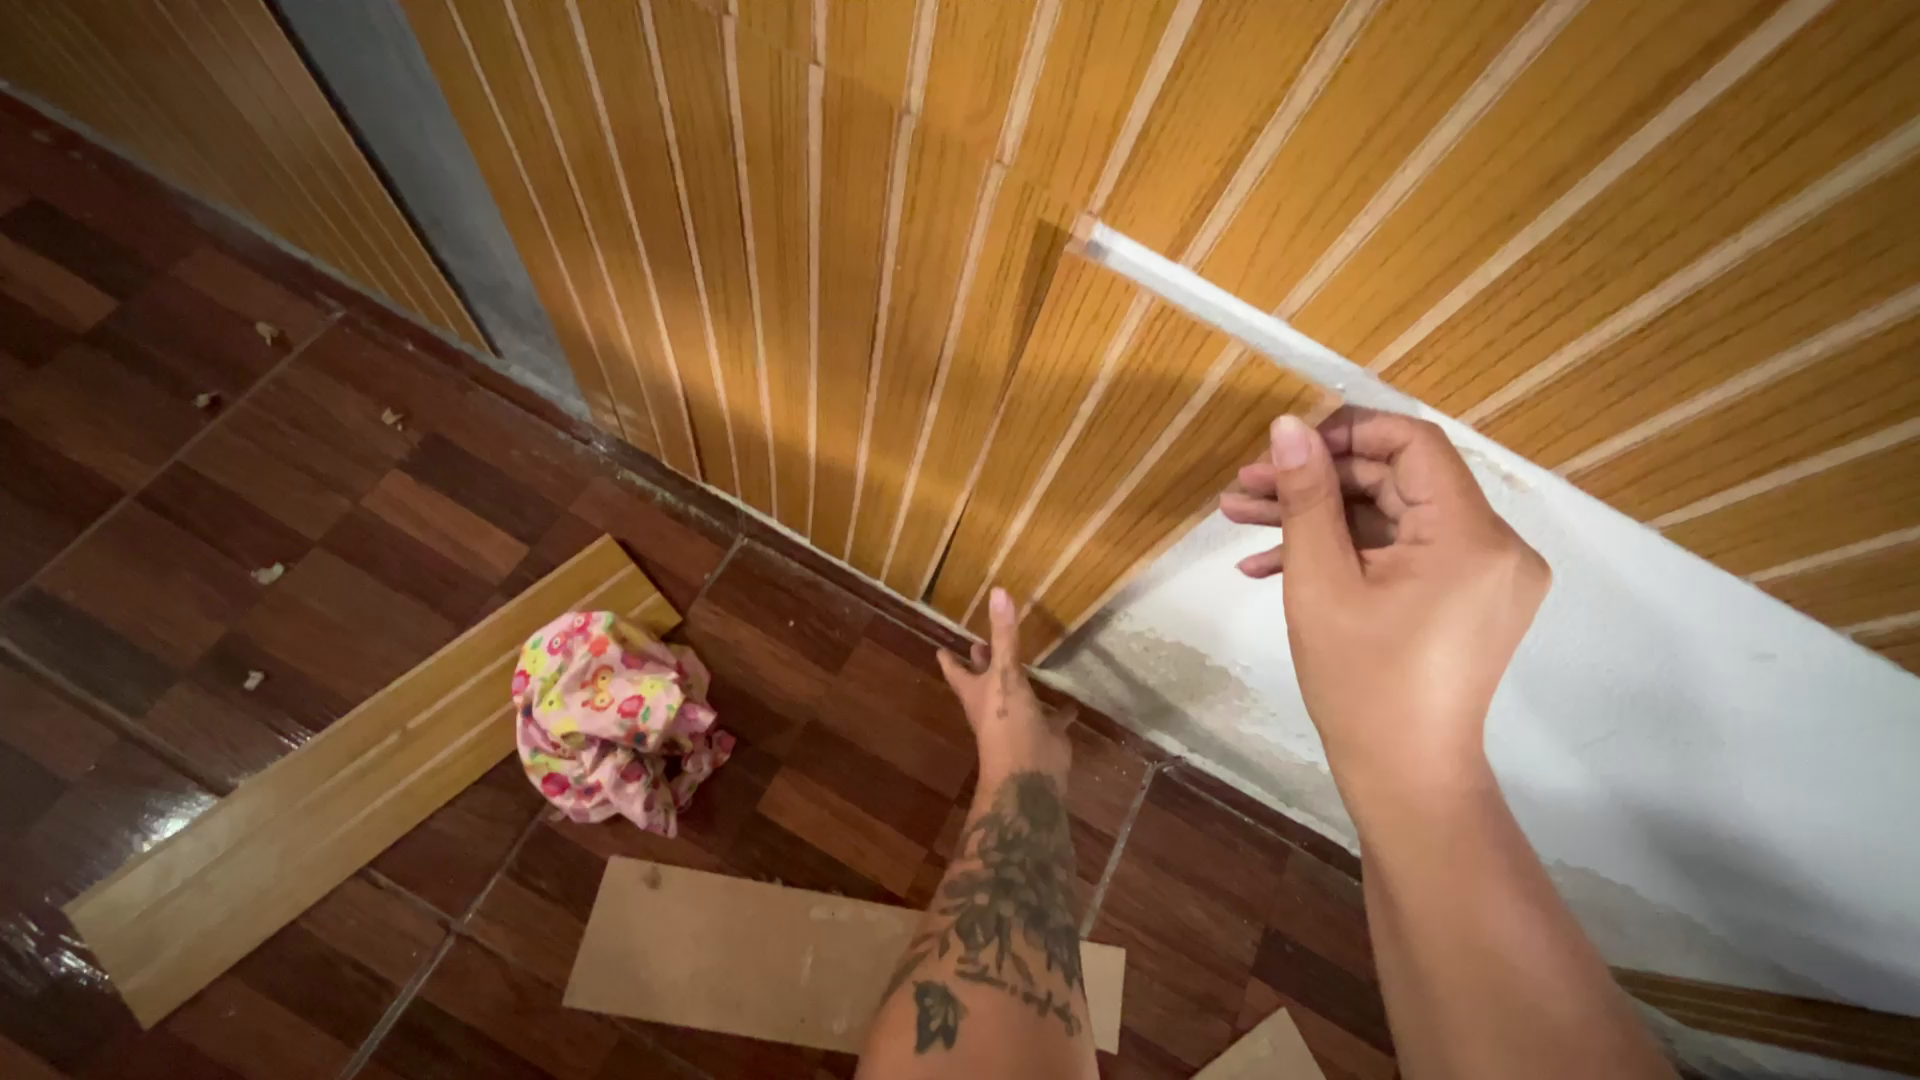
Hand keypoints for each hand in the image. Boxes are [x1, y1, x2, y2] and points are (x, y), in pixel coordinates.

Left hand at [937, 587, 1073, 784]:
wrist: (1029, 774)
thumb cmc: (1007, 722)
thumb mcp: (1005, 674)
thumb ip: (1004, 635)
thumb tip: (998, 591)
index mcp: (976, 692)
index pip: (956, 670)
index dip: (948, 659)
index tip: (940, 647)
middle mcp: (993, 706)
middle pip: (983, 681)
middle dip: (981, 664)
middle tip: (979, 644)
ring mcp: (1017, 721)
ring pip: (1017, 697)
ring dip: (1020, 684)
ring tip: (1026, 664)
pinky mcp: (1044, 734)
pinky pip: (1052, 719)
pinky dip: (1060, 711)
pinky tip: (1071, 702)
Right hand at [1221, 408, 1549, 790]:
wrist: (1403, 773)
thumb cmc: (1358, 681)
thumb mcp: (1320, 582)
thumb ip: (1306, 497)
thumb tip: (1287, 427)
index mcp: (1470, 536)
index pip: (1413, 444)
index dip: (1344, 434)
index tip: (1282, 450)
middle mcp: (1494, 544)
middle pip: (1396, 481)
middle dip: (1314, 482)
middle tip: (1242, 489)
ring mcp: (1483, 573)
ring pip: (1390, 518)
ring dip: (1317, 518)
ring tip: (1240, 518)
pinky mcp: (1465, 597)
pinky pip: (1400, 553)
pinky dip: (1344, 553)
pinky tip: (1271, 565)